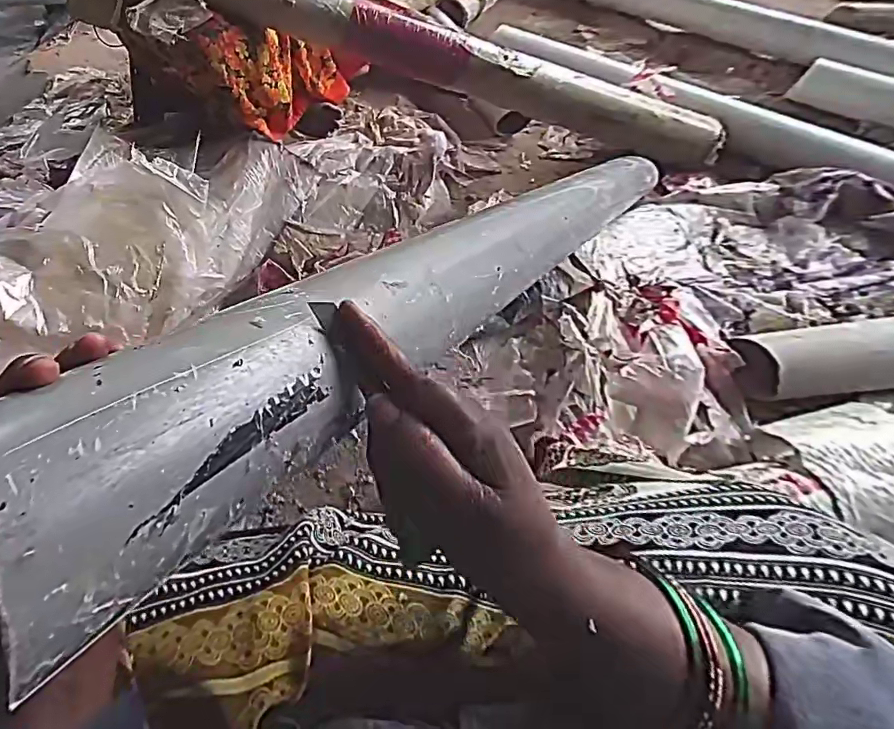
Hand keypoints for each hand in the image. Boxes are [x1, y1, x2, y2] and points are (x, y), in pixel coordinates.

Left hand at [0, 335, 123, 707]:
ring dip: (73, 367)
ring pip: (57, 397)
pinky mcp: (93, 472)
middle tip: (43, 372)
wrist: (34, 672)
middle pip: (12, 396)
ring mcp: (53, 460)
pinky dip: (109, 387)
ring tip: (94, 351)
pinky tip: (122, 367)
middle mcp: (4, 457)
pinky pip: (99, 420)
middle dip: (23, 374)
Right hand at [332, 301, 565, 599]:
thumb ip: (420, 454)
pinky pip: (403, 451)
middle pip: (394, 405)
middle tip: (404, 501)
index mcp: (467, 425)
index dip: (373, 345)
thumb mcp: (466, 509)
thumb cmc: (510, 548)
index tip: (345, 312)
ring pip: (394, 432)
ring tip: (418, 516)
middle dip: (385, 448)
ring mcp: (452, 433)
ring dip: (394, 470)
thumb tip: (378, 405)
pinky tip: (419, 512)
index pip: (409, 377)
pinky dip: (400, 479)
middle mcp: (458, 419)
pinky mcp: (445, 450)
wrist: (549, 580)